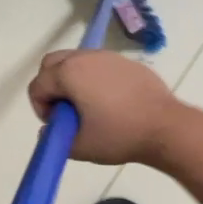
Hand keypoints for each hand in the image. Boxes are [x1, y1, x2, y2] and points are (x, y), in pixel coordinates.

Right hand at [28, 49, 185, 164]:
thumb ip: (55, 139)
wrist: (165, 127)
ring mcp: (108, 56)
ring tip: (87, 107)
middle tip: (65, 111)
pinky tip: (110, 103)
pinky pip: (100, 66)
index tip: (58, 125)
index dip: (41, 108)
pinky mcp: (127, 62)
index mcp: (69, 73)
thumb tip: (51, 130)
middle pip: (52, 64)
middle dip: (51, 86)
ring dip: (72, 81)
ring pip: (76, 61)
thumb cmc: (119, 136)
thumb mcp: (80, 147)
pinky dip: (95, 79)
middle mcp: (86, 57)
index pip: (37, 85)